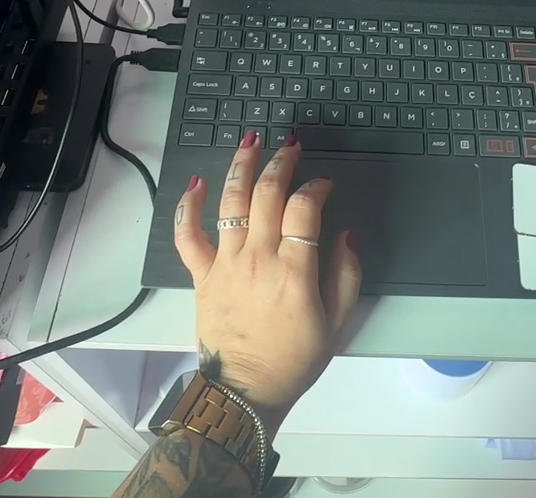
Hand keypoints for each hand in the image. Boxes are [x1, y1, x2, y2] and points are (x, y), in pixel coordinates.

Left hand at [173, 131, 363, 431]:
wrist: (243, 394)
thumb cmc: (293, 360)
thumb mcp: (337, 324)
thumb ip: (346, 276)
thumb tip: (346, 236)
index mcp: (294, 272)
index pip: (305, 209)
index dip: (317, 188)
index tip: (325, 184)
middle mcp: (258, 259)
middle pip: (267, 194)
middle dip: (282, 162)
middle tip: (292, 145)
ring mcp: (226, 264)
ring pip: (231, 202)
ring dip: (241, 166)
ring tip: (251, 140)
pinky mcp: (202, 275)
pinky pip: (188, 235)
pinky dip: (189, 206)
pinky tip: (196, 182)